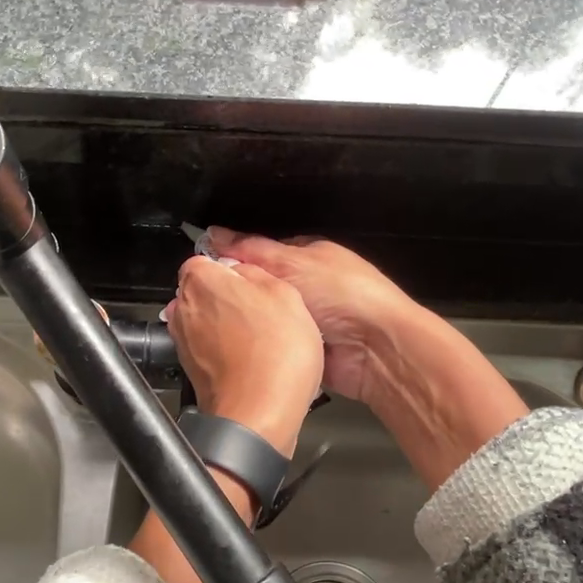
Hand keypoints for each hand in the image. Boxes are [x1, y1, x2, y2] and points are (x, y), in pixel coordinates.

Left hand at [165, 255, 323, 455]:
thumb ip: (258, 273)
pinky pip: (208, 350)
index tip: (250, 280)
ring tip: (260, 339)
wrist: (259, 414)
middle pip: (202, 292)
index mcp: (202, 280)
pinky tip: (253, 361)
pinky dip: (226, 352)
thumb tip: (243, 270)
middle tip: (261, 310)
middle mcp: (184, 309)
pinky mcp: (192, 370)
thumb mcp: (286, 294)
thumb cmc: (274, 355)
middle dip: (227, 298)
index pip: (203, 260)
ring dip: (227, 327)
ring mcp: (184, 342)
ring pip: (205, 322)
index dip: (228, 269)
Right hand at [205, 228, 420, 402]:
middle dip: (241, 294)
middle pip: (262, 286)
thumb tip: (215, 233)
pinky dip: (264, 345)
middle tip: (209, 300)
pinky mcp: (307, 347)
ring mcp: (310, 318)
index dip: (234, 258)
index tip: (206, 268)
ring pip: (266, 316)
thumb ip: (251, 250)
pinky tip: (242, 346)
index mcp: (309, 256)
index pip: (262, 251)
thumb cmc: (343, 294)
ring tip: (219, 324)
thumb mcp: (291, 263)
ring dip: (251, 322)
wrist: (376, 348)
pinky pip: (276, 343)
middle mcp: (309, 286)